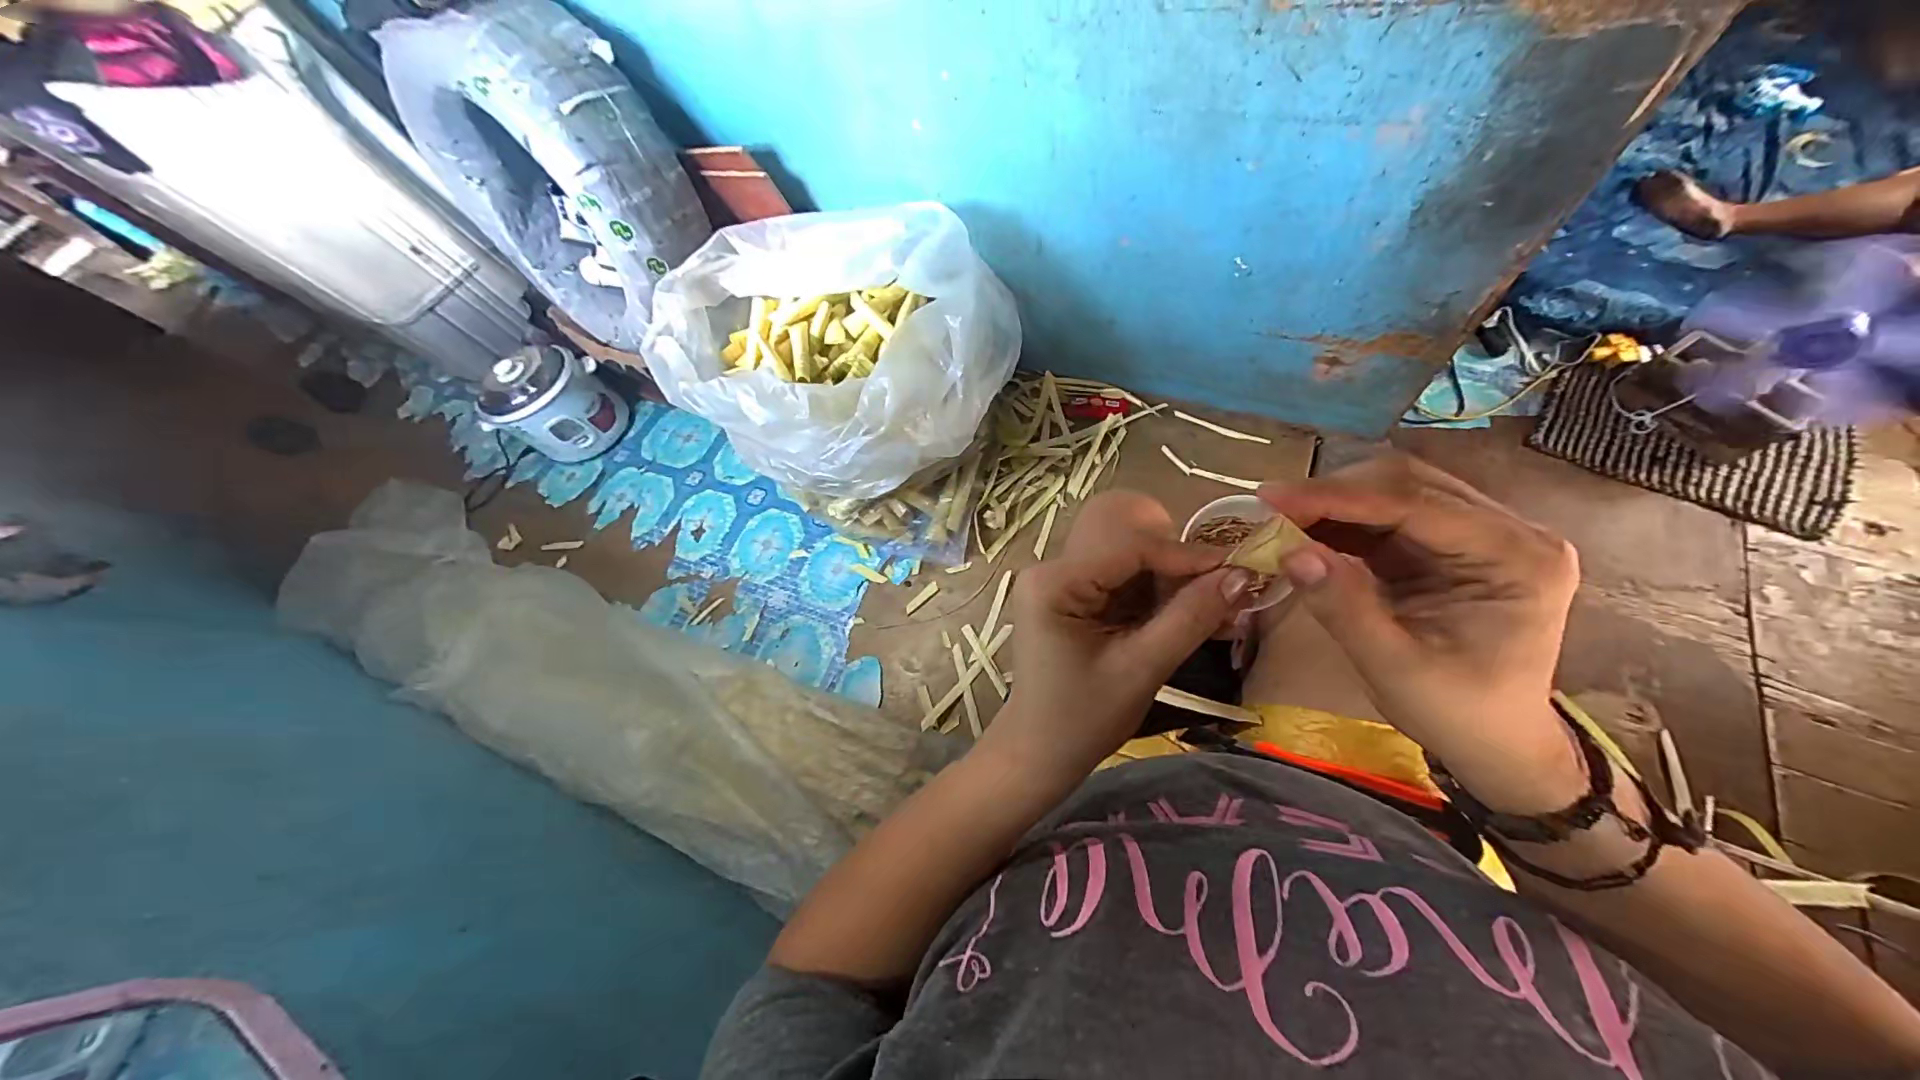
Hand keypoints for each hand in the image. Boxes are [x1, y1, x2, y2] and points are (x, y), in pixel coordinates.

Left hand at [988, 492, 1257, 775]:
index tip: (1239, 567)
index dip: (1186, 554)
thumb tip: (1242, 575)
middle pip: (1128, 548)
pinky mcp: (1071, 600)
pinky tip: (1188, 614)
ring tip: (1215, 607)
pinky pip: (1121, 584)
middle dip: (1180, 567)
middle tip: (1228, 589)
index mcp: (1053, 581)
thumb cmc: (1082, 719)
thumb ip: (1190, 618)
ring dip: (1172, 582)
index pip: (1129, 546)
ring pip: (1129, 564)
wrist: (1039, 754)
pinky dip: (1155, 597)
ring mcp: (1059, 583)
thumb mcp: (1141, 669)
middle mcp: (1051, 570)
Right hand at [1258, 455, 1584, 811]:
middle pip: (1408, 484)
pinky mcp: (1448, 546)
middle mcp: (1508, 531)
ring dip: (1334, 502)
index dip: (1338, 497)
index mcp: (1516, 559)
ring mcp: (1479, 535)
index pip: (1416, 505)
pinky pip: (1387, 516)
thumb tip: (1291, 552)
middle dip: (1333, 492)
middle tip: (1269, 508)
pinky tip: (1305, 530)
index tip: (1271, 498)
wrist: (1496, 743)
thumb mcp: (1394, 668)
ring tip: (1280, 518)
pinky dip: (1341, 521)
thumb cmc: (1456, 713)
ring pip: (1395, 491)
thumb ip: (1344, 607)